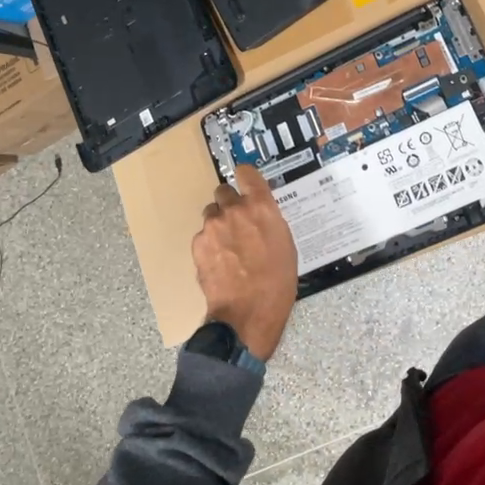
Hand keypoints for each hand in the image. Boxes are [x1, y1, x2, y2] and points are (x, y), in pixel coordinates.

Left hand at [192, 166, 298, 359]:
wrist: (248, 312)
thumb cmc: (276, 282)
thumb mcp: (286, 244)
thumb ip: (270, 221)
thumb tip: (260, 215)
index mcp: (261, 207)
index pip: (246, 172)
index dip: (245, 176)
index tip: (246, 182)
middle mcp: (234, 210)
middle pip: (223, 191)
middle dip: (230, 204)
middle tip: (239, 223)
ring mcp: (213, 226)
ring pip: (212, 213)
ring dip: (219, 223)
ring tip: (229, 246)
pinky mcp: (198, 244)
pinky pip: (203, 235)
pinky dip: (210, 244)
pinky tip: (221, 262)